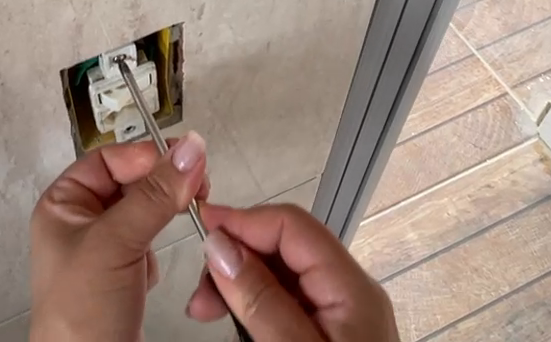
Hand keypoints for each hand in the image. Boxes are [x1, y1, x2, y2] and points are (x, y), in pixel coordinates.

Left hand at [28, 132, 208, 341]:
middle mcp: (81, 221)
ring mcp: (102, 249)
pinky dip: (160, 246)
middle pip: (129, 182)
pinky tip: (156, 265)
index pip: (109, 159)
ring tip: (186, 215)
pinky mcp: (123, 275)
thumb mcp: (116, 243)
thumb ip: (155, 195)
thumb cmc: (82, 311)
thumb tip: (190, 149)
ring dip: (164, 213)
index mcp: (64, 203)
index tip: (185, 159)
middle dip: (161, 183)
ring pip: (143, 211)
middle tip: (198, 184)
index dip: (145, 157)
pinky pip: (150, 242)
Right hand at [186, 203, 398, 341]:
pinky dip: (251, 309)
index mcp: (351, 289)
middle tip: (198, 295)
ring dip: (238, 285)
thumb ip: (260, 300)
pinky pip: (282, 306)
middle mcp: (348, 295)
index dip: (244, 220)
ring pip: (278, 276)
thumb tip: (219, 243)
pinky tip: (233, 325)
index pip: (291, 225)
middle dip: (236, 258)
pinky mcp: (325, 341)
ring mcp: (338, 320)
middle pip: (283, 248)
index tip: (200, 229)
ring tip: (205, 313)